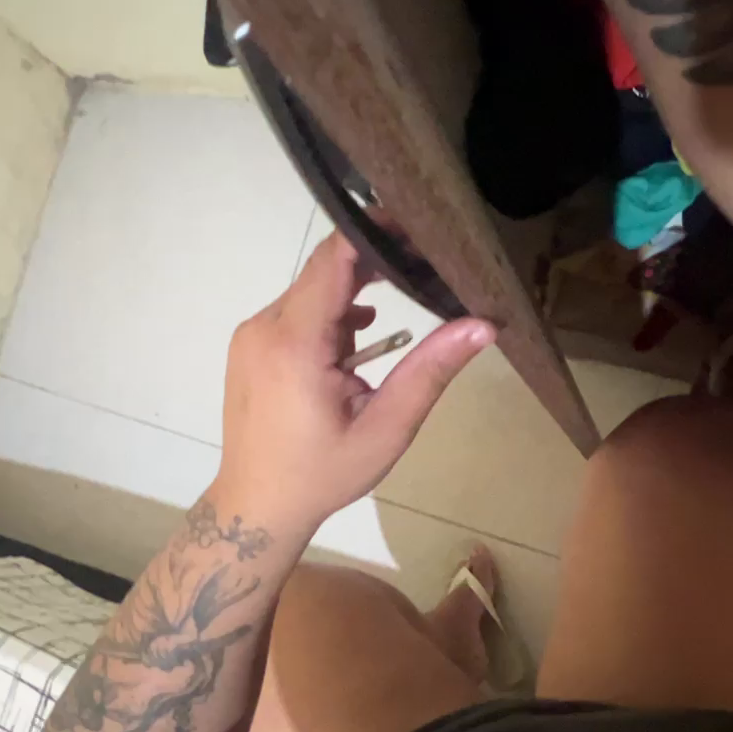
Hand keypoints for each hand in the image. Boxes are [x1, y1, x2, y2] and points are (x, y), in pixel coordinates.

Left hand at [215, 232, 495, 530]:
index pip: (334, 258)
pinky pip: (293, 314)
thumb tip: (483, 325)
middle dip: (373, 266)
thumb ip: (430, 372)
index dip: (376, 232)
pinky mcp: (248, 348)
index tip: (419, 226)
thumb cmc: (322, 475)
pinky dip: (327, 321)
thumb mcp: (385, 429)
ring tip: (389, 327)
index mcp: (294, 342)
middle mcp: (264, 326)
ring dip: (350, 300)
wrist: (256, 505)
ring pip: (309, 293)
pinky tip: (355, 347)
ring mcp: (250, 336)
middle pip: (323, 271)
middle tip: (424, 270)